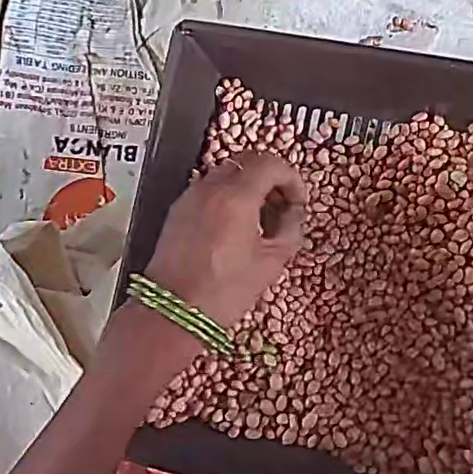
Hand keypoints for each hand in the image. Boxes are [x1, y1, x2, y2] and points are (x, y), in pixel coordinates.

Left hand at [144, 151, 308, 327]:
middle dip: (272, 178)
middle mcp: (211, 187)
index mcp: (237, 197)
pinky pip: (210, 188)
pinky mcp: (179, 209)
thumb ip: (290, 229)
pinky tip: (237, 225)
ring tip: (261, 218)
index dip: (292, 179)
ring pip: (228, 172)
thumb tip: (293, 213)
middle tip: (283, 205)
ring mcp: (191, 196)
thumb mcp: (271, 262)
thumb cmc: (225, 290)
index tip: (298, 201)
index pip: (271, 164)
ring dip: (250, 186)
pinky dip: (229, 195)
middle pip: (249, 161)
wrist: (174, 311)